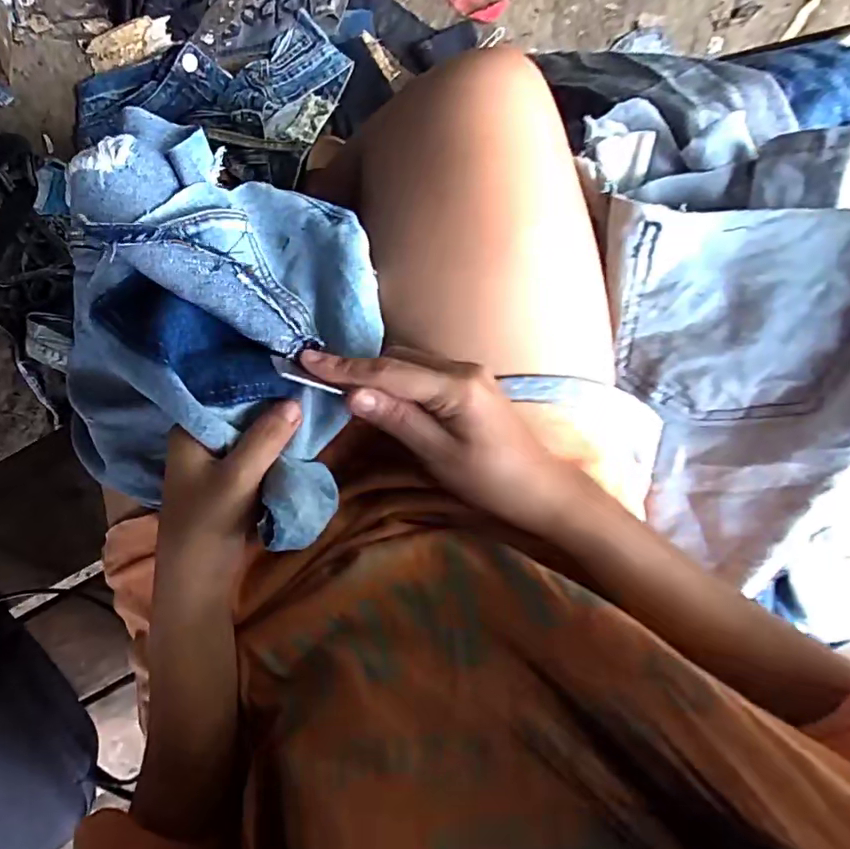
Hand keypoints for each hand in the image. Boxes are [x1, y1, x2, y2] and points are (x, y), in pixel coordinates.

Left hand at [156, 400, 301, 588]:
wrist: (198, 580)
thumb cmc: (207, 524)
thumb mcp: (237, 478)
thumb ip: (265, 439)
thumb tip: (295, 401)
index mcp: (189, 431)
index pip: (223, 392)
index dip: (256, 382)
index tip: (290, 371)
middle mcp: (200, 439)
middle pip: (240, 412)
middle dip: (271, 406)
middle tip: (307, 388)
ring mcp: (215, 461)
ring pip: (251, 434)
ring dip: (276, 429)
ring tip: (308, 409)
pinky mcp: (230, 480)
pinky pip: (255, 455)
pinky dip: (274, 450)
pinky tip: (298, 440)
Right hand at [300, 347, 595, 539]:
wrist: (543, 490)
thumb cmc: (492, 481)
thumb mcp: (439, 455)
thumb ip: (397, 419)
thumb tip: (352, 394)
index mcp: (456, 386)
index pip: (389, 371)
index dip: (344, 367)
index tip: (306, 359)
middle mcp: (461, 368)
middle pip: (397, 358)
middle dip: (357, 366)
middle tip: (316, 376)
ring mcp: (467, 373)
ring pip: (408, 362)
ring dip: (376, 372)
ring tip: (339, 384)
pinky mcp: (468, 384)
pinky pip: (422, 373)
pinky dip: (395, 379)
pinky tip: (379, 393)